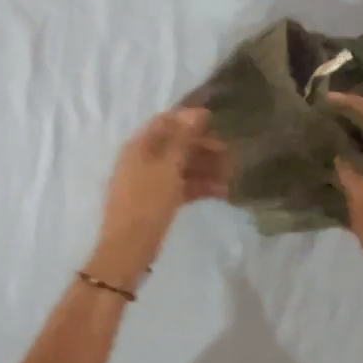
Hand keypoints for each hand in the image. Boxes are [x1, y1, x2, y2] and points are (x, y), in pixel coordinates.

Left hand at [89, 107, 227, 284]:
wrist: (128, 249)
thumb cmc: (147, 203)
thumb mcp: (167, 167)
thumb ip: (182, 139)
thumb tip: (197, 113)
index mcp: (139, 146)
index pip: (166, 122)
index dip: (190, 119)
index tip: (217, 121)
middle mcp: (143, 159)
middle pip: (176, 145)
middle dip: (203, 146)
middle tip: (231, 152)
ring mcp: (151, 182)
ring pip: (182, 167)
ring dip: (206, 167)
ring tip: (233, 173)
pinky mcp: (159, 201)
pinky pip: (182, 186)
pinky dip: (200, 186)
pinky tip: (223, 191)